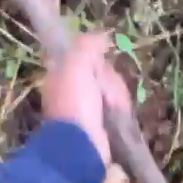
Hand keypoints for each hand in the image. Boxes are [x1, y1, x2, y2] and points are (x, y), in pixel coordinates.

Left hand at [41, 33, 131, 166]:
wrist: (81, 147)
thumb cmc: (75, 102)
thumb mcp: (77, 65)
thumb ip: (87, 46)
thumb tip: (102, 36)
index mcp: (61, 74)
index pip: (85, 57)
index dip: (96, 60)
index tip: (100, 65)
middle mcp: (72, 90)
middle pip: (103, 73)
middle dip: (110, 81)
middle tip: (106, 92)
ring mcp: (86, 109)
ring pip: (113, 90)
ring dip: (117, 97)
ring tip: (114, 108)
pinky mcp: (101, 125)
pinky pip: (117, 109)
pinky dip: (121, 111)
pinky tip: (119, 117)